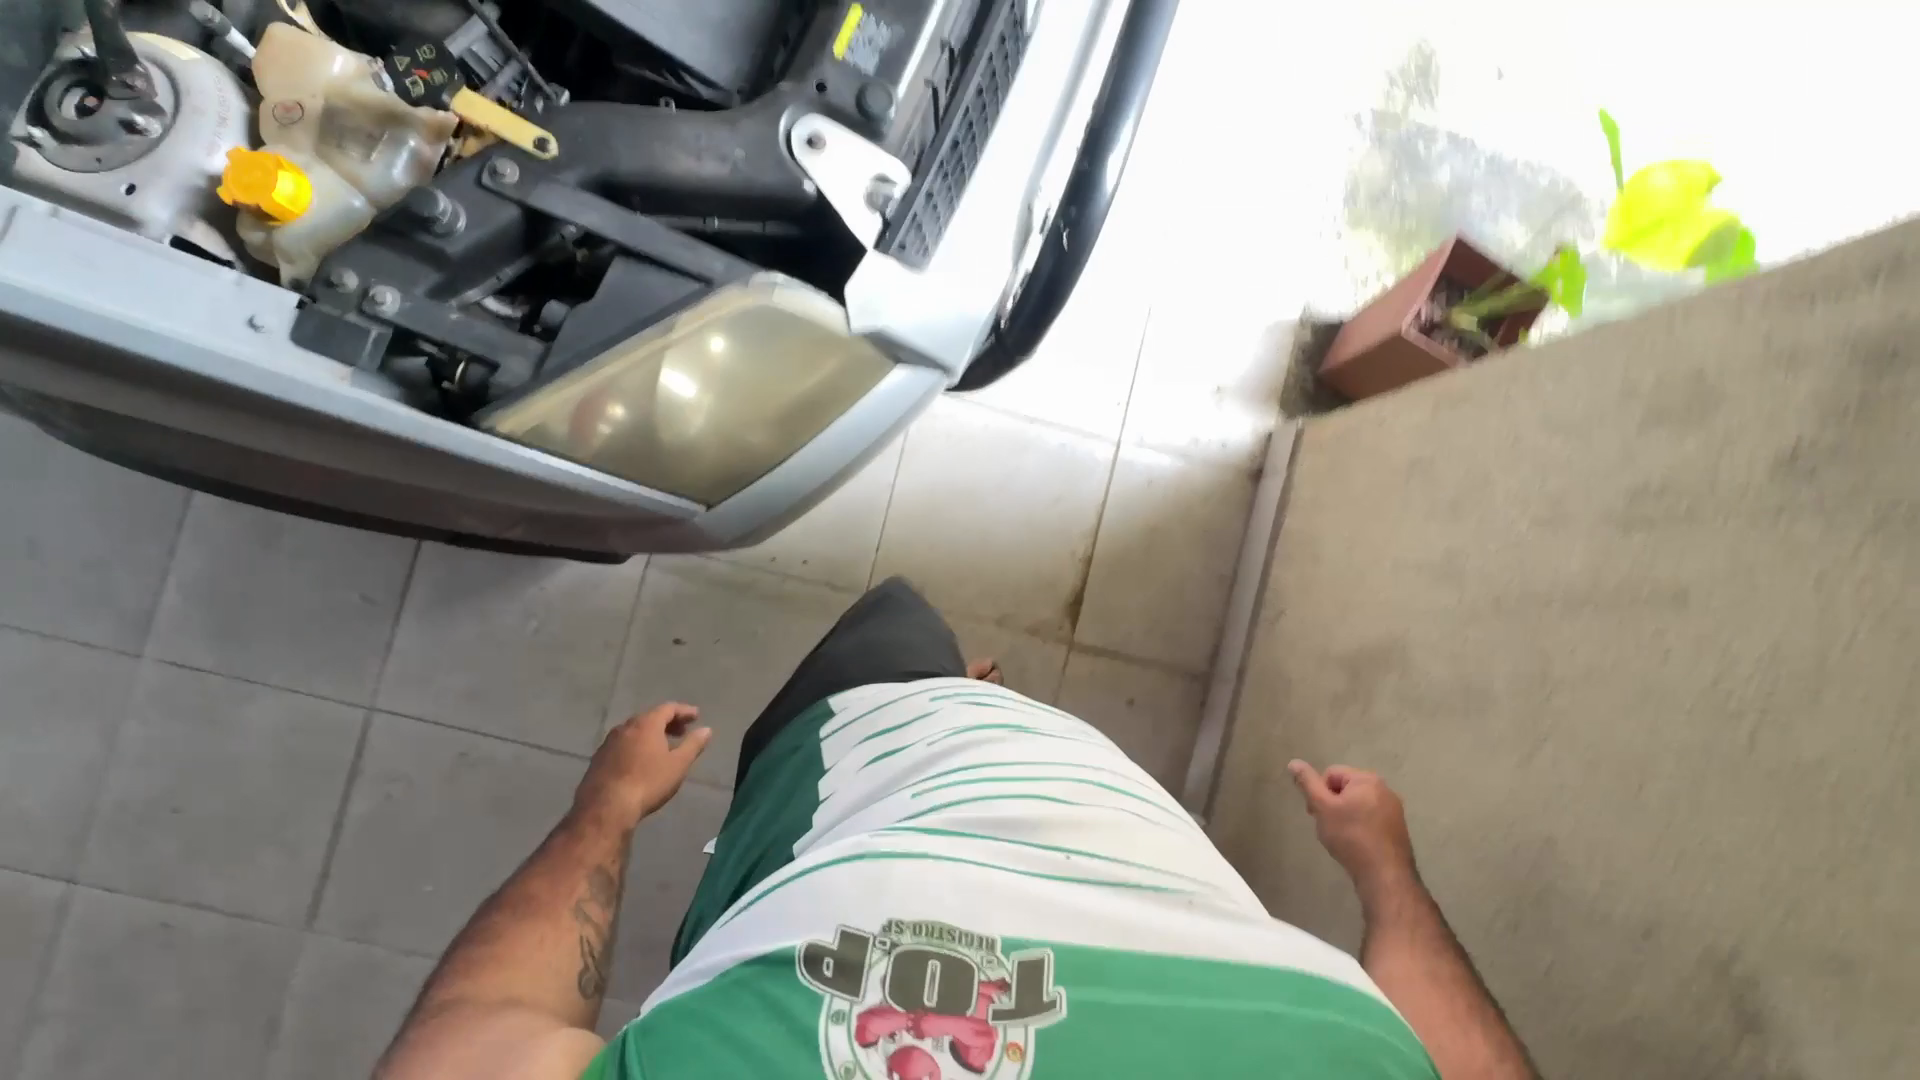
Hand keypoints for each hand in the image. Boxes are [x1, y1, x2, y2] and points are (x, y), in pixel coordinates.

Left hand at [573, 703, 710, 828]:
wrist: (606, 808)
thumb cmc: (648, 782)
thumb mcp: (678, 764)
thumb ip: (693, 744)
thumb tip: (706, 730)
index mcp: (646, 724)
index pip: (668, 708)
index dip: (684, 711)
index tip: (696, 717)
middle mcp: (625, 727)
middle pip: (650, 717)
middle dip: (668, 722)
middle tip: (682, 732)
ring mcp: (608, 743)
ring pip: (634, 731)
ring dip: (650, 735)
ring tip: (662, 747)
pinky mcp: (598, 759)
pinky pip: (622, 745)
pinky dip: (635, 746)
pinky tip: (640, 762)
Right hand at [1287, 761, 1417, 895]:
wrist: (1384, 875)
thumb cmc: (1350, 836)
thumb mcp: (1322, 807)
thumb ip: (1307, 782)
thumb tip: (1294, 762)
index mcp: (1367, 779)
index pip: (1331, 773)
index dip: (1319, 792)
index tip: (1316, 813)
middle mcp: (1385, 789)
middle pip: (1345, 788)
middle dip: (1331, 804)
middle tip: (1326, 825)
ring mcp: (1394, 810)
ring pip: (1357, 804)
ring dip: (1344, 816)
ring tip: (1340, 836)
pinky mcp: (1397, 828)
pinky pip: (1370, 818)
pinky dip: (1359, 826)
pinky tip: (1355, 844)